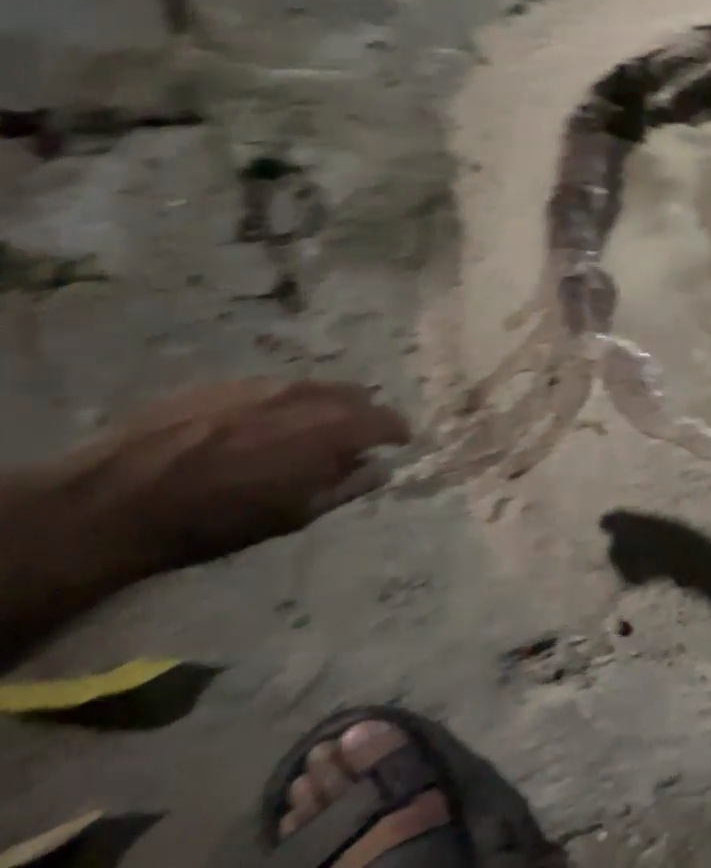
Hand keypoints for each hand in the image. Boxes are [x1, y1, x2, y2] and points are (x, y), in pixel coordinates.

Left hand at [53, 379, 411, 570]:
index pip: (384, 419)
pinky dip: (283, 402)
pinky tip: (264, 424)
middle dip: (364, 412)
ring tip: (313, 427)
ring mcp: (258, 385)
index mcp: (329, 430)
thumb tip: (380, 468)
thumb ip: (345, 487)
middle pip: (352, 394)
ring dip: (324, 403)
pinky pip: (270, 387)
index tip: (401, 442)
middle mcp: (301, 397)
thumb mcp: (293, 515)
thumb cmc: (215, 520)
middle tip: (360, 435)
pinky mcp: (218, 384)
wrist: (115, 501)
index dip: (397, 430)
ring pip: (311, 386)